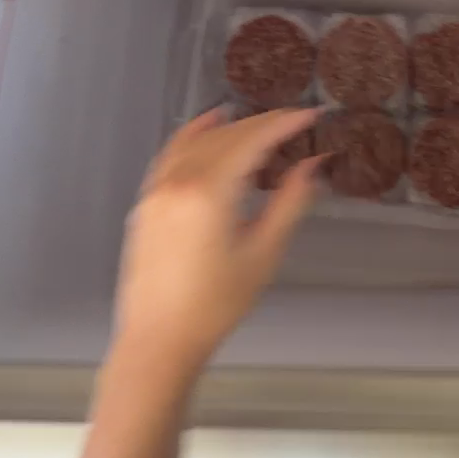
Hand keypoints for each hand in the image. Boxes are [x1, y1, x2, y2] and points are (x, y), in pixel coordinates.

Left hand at [114, 107, 322, 372]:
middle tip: (296, 124)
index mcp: (210, 191)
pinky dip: (194, 134)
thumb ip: (290, 202)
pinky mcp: (147, 202)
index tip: (310, 116)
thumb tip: (311, 166)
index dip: (285, 123)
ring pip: (200, 140)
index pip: (254, 139)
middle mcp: (179, 180)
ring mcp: (158, 189)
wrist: (159, 342)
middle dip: (264, 124)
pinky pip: (173, 153)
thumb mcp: (264, 253)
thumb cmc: (215, 305)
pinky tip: (210, 125)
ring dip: (233, 128)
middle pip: (228, 135)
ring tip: (264, 127)